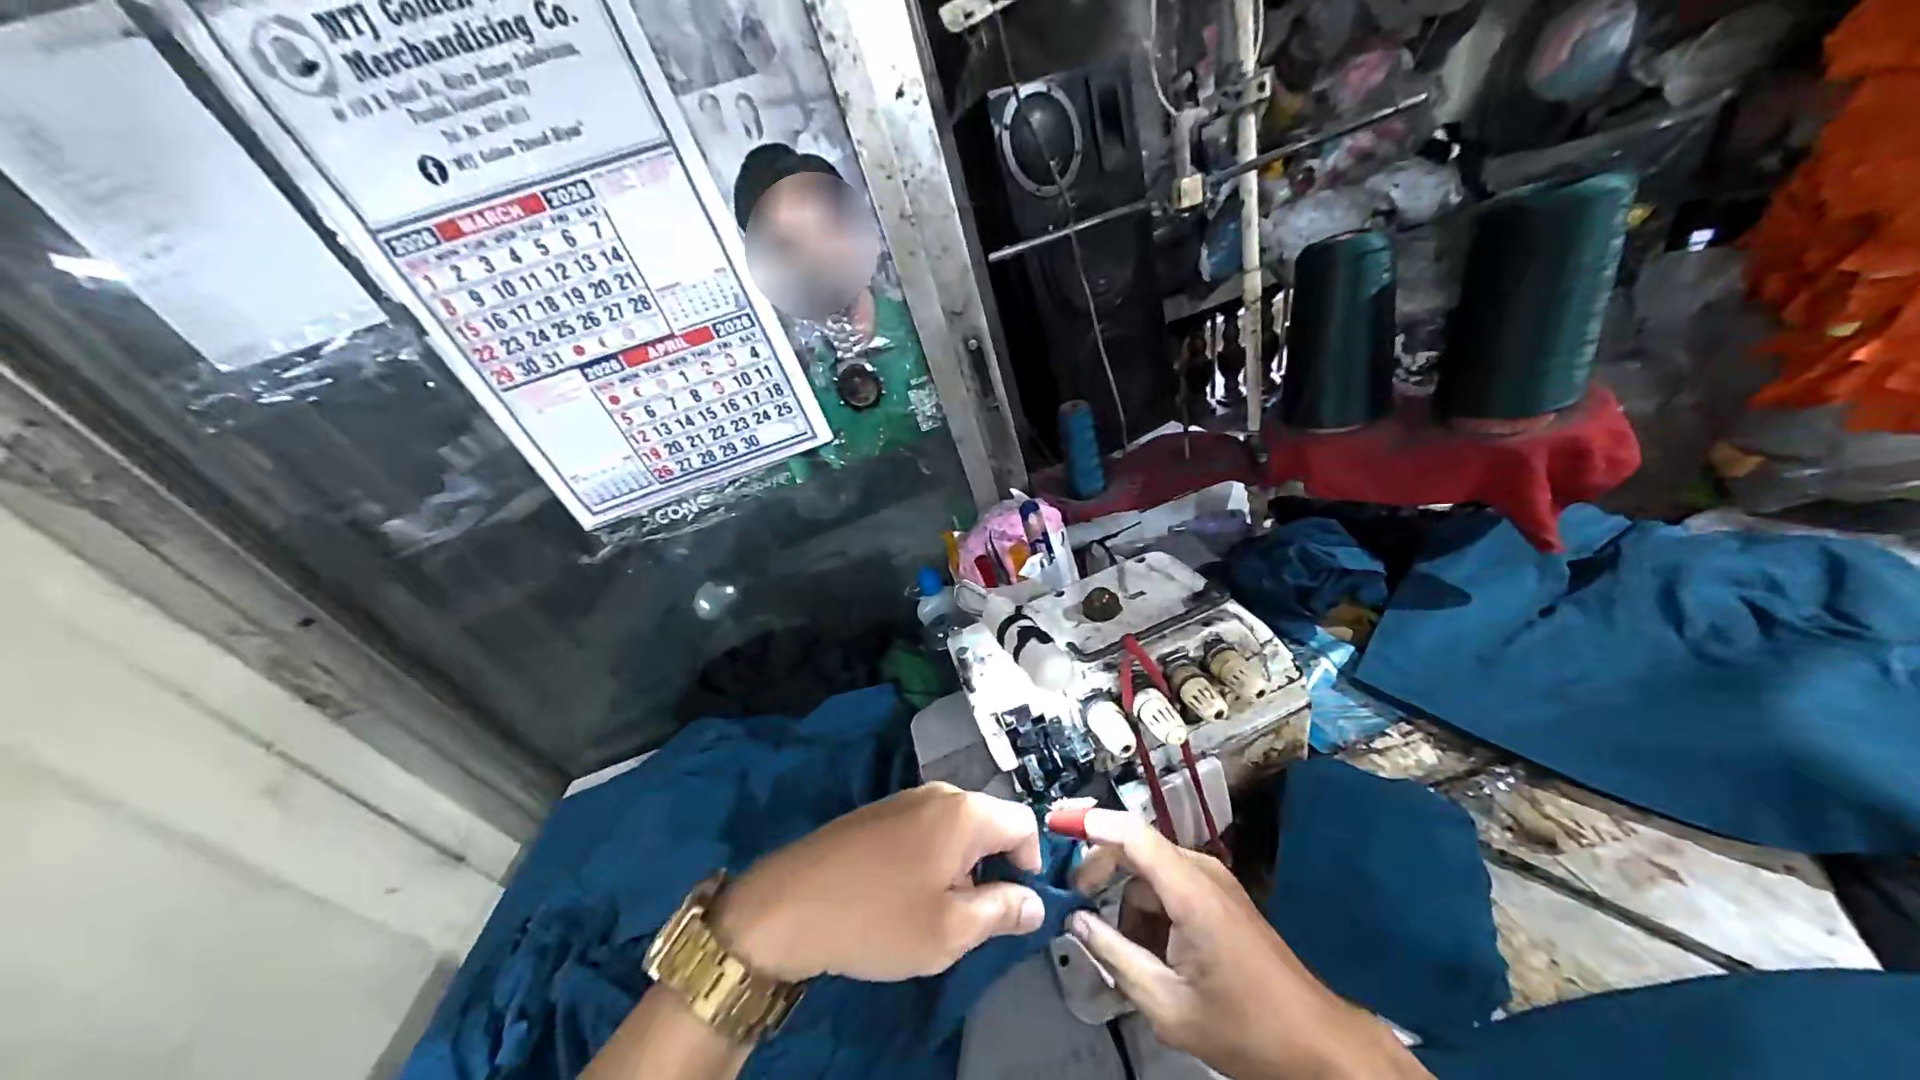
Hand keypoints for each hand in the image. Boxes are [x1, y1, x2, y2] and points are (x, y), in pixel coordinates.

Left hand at [709, 782, 1045, 982]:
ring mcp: (904, 799)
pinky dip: (928, 860)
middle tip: (965, 916)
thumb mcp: (950, 930)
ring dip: (958, 868)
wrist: (786, 906)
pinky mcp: (878, 813)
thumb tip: (1034, 903)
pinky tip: (898, 894)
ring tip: (927, 910)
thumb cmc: (877, 918)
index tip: (1011, 905)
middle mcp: (938, 793)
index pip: (1025, 823)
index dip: (1030, 865)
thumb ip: (1003, 912)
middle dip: (990, 869)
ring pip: (955, 830)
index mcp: (964, 811)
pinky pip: (925, 830)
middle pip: (989, 824)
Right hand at [1065, 808, 1431, 1079]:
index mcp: (1190, 890)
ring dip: (1126, 905)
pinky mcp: (1217, 899)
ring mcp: (1212, 883)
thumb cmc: (1245, 1029)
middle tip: (1075, 909)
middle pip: (1133, 850)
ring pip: (1148, 875)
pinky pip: (1168, 890)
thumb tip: (1076, 921)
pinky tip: (1150, 957)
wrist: (1318, 1048)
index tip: (1051, 823)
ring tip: (1122, 955)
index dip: (1088, 822)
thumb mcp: (1167, 1004)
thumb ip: (1114, 955)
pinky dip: (1148, 914)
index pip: (1131, 835)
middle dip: (1099, 875)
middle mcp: (1201, 872)